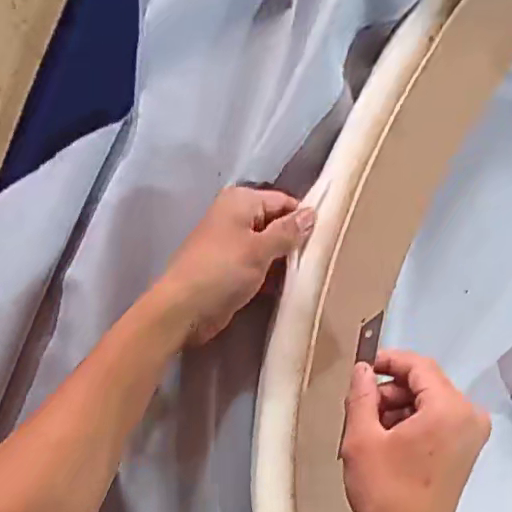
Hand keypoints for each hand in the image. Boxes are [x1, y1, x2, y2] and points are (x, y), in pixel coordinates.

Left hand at [151, 186, 315, 347]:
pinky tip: (290, 288)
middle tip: (322, 259)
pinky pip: (259, 269)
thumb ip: (287, 232)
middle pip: (276, 225)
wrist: (184, 309)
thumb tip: (312, 214)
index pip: (283, 201)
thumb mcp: (259, 249)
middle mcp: (236, 218)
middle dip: (295, 242)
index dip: (303, 217)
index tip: (327, 237)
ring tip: (312, 275)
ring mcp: (232, 247)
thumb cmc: (221, 272)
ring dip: (285, 263)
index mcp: (240, 201)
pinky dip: (272, 277)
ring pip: (269, 250)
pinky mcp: (231, 272)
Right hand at [341, 349, 490, 511]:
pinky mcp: (466, 452)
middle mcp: (470, 416)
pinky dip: (413, 424)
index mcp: (449, 408)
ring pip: (430, 403)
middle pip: (426, 384)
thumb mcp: (361, 440)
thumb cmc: (384, 493)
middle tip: (360, 411)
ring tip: (369, 433)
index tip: (362, 367)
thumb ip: (362, 395)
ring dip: (399, 409)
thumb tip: (363, 369)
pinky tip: (388, 444)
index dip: (388, 360)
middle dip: (390, 391)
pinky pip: (438, 422)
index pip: (419, 366)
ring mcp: (472, 436)